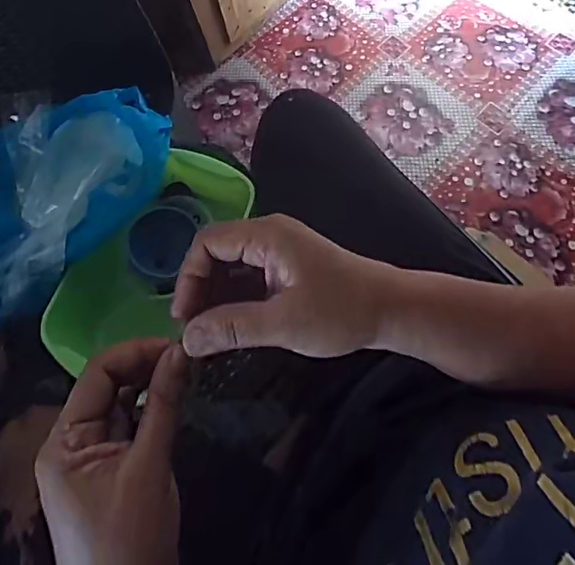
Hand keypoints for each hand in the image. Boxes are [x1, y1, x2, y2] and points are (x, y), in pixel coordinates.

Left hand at [35, 338, 186, 564]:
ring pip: (120, 404)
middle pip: (106, 386)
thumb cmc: (130, 543)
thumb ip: (163, 405)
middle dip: (143, 366)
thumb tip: (180, 351)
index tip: (173, 345)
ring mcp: (89, 459)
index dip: (134, 352)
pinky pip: (128, 427)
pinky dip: (150, 410)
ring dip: (149, 385)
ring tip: (183, 369)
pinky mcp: (109, 472)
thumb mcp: (149, 468)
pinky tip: (173, 395)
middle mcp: (70, 443)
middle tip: (184, 355)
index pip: (96, 374)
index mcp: (63, 441)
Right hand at [170, 215, 398, 358]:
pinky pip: (248, 275)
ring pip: (231, 266)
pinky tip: (232, 326)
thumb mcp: (283, 324)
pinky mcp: (286, 265)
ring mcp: (278, 249)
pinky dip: (235, 298)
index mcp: (265, 235)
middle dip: (200, 288)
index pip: (207, 242)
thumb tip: (187, 340)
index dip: (188, 277)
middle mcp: (268, 234)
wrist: (390, 309)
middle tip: (194, 330)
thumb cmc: (340, 311)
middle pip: (216, 252)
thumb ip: (233, 328)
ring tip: (209, 333)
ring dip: (216, 296)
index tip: (184, 317)